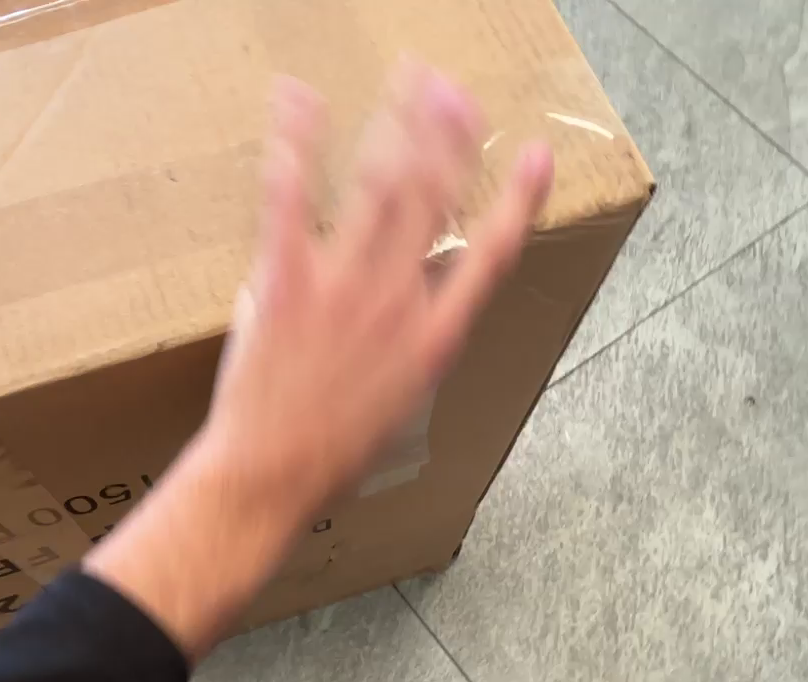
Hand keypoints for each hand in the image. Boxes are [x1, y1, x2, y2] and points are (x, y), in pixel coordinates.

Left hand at [194, 63, 554, 530]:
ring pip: (381, 187)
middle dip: (450, 136)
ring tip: (410, 77)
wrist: (271, 477)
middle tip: (456, 91)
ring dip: (399, 123)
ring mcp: (342, 288)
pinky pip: (292, 200)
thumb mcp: (395, 414)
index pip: (490, 259)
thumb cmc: (333, 459)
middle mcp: (396, 303)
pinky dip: (297, 144)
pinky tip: (300, 100)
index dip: (519, 204)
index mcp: (432, 342)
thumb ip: (402, 354)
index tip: (535, 158)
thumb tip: (388, 318)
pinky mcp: (285, 283)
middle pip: (434, 201)